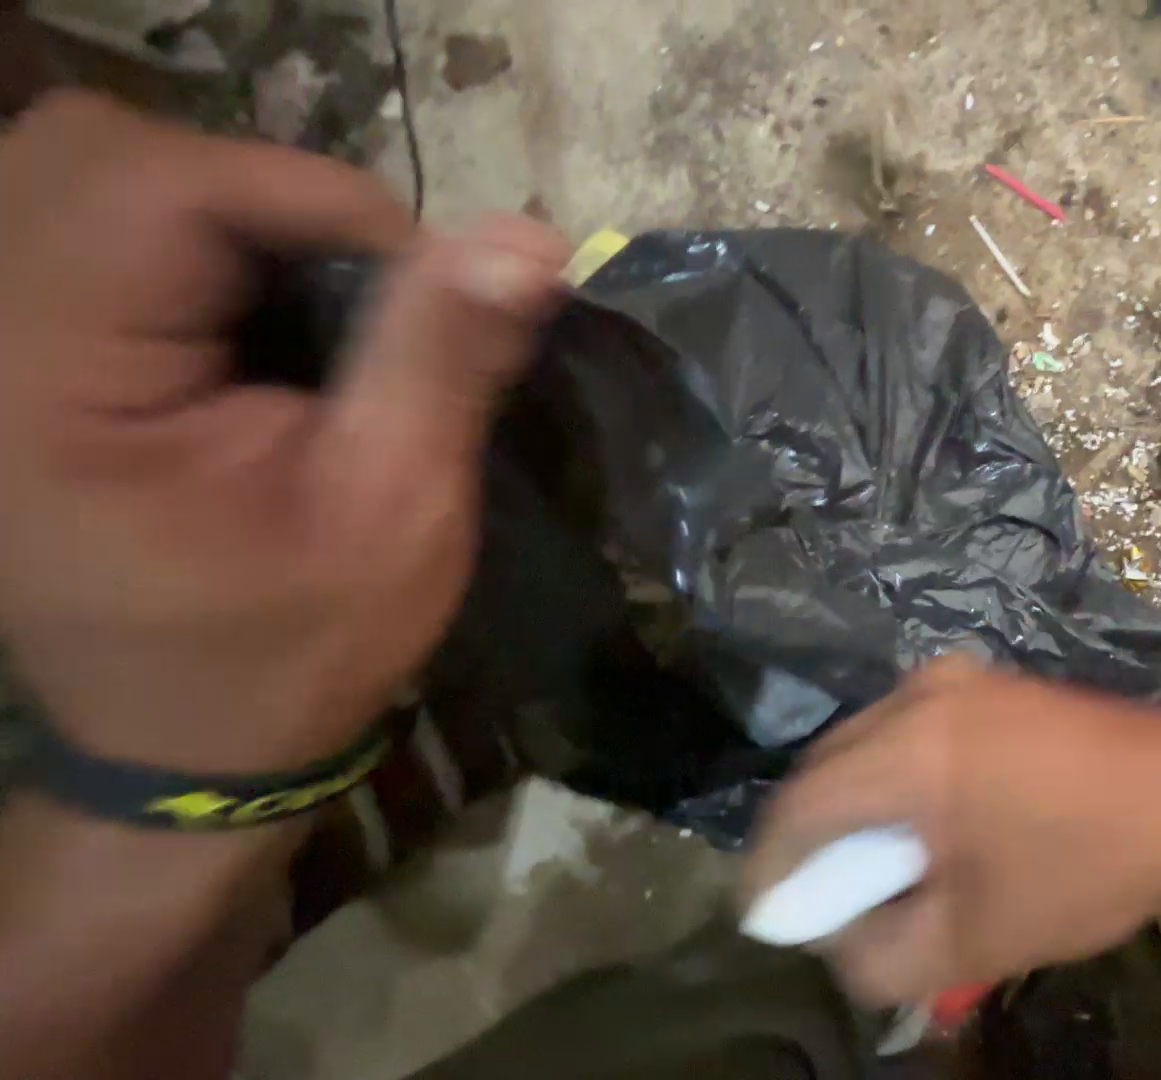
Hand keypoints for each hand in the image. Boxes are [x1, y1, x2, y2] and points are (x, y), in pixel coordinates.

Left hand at [0, 92, 568, 772]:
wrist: (204, 735)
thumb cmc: (310, 638)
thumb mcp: (401, 502)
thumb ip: (447, 357)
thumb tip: (530, 241)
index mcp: (45, 385)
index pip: (156, 187)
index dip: (322, 198)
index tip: (443, 276)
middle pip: (100, 155)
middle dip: (278, 200)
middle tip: (387, 291)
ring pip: (100, 180)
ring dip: (251, 222)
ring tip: (345, 312)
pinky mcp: (28, 359)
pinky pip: (109, 236)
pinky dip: (222, 253)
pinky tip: (287, 330)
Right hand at [740, 660, 1160, 1005]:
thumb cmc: (1090, 863)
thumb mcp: (979, 936)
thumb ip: (882, 953)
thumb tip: (839, 934)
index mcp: (910, 748)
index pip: (801, 804)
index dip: (773, 863)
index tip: (771, 911)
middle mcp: (921, 693)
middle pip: (828, 765)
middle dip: (814, 834)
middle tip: (826, 893)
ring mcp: (959, 676)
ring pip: (867, 741)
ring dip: (856, 802)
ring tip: (878, 860)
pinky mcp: (988, 680)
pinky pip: (908, 726)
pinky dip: (894, 774)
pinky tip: (924, 817)